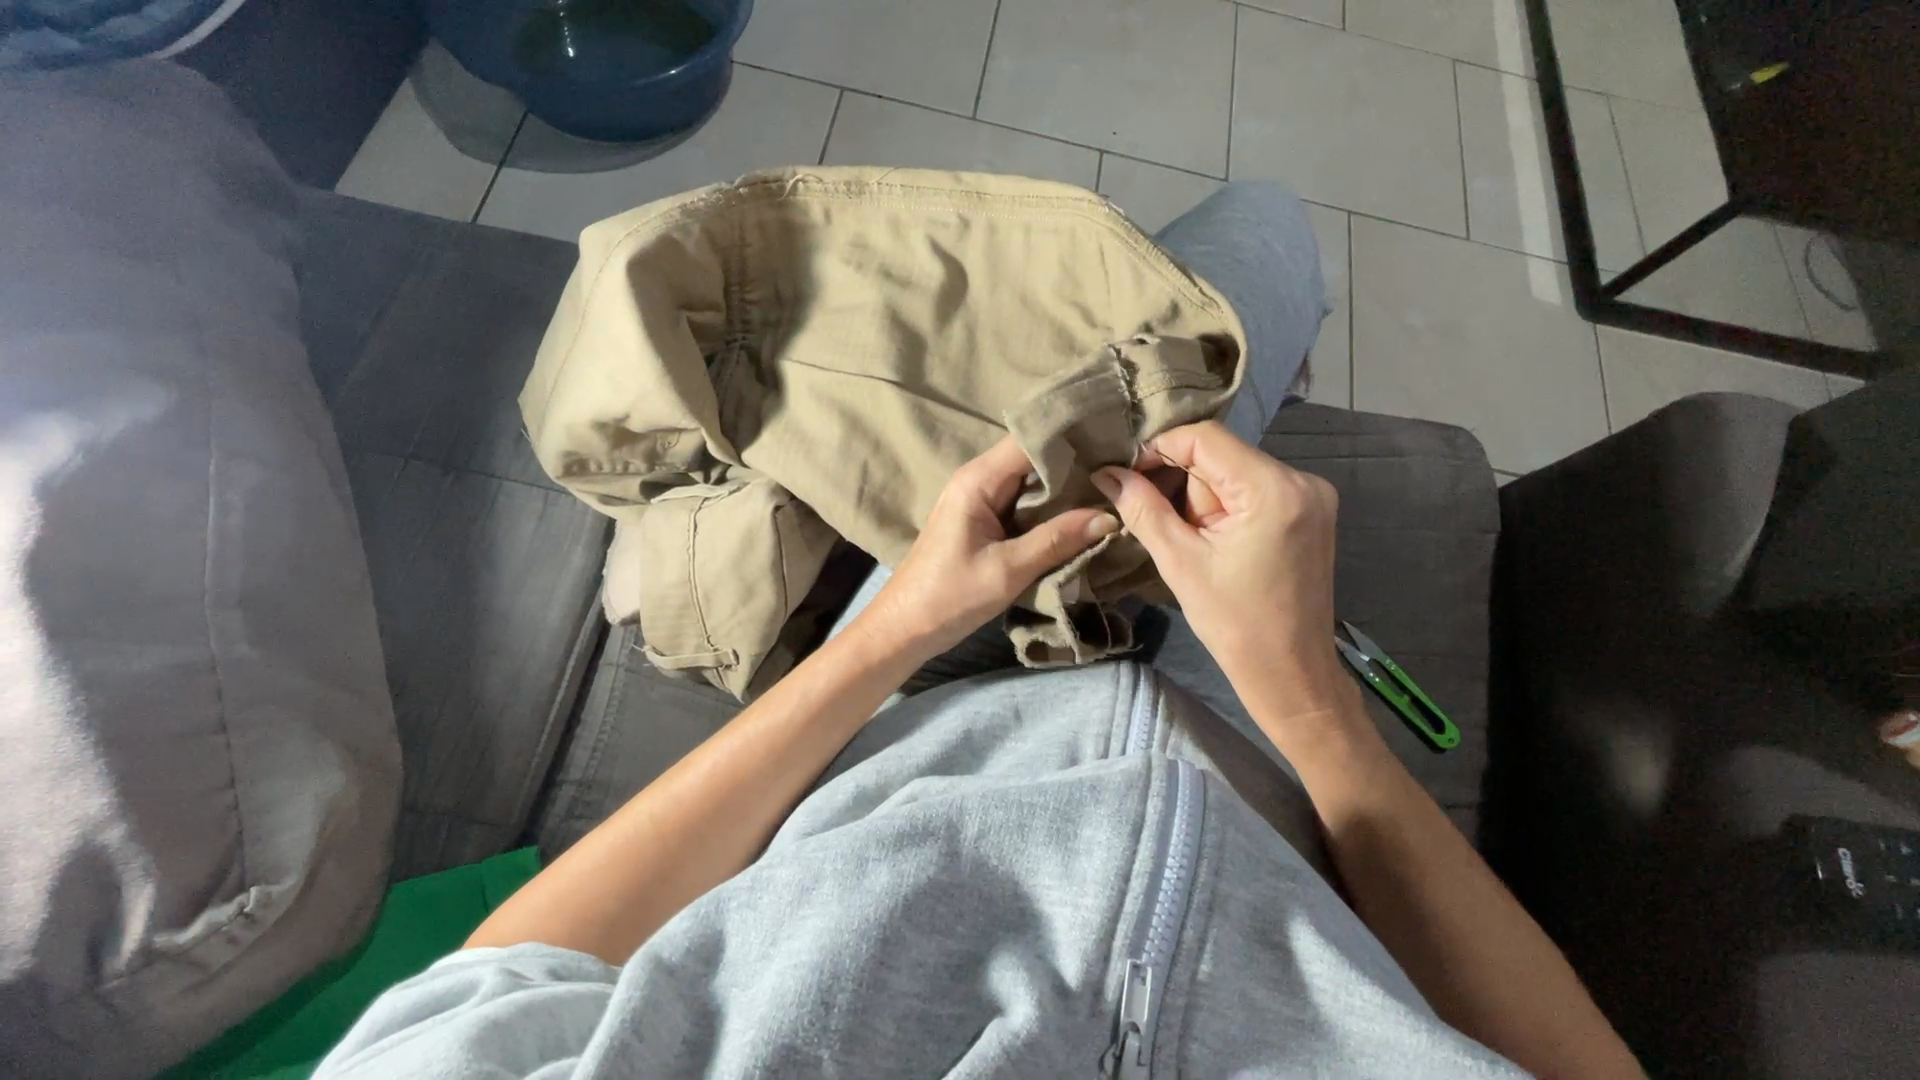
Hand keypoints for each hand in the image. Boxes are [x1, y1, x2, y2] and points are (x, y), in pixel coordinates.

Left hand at [859, 434, 1120, 660]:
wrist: (904, 628)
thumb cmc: (949, 597)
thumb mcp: (1008, 570)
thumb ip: (1058, 540)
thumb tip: (1111, 517)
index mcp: (978, 480)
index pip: (1030, 438)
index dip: (1070, 434)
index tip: (1113, 436)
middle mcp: (978, 479)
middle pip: (1033, 455)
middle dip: (1075, 459)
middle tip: (1123, 463)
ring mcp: (980, 500)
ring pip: (1031, 480)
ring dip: (1066, 484)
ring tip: (1113, 483)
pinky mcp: (984, 521)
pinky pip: (1024, 502)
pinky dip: (1051, 505)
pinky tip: (1083, 511)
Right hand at [1091, 421, 1348, 715]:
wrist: (1290, 671)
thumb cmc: (1234, 623)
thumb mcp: (1179, 562)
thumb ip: (1142, 508)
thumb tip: (1106, 472)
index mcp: (1273, 489)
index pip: (1204, 438)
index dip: (1158, 450)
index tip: (1127, 478)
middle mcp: (1301, 479)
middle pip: (1220, 454)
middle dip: (1180, 482)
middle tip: (1156, 519)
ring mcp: (1310, 494)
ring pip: (1233, 471)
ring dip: (1200, 497)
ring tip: (1188, 540)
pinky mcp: (1308, 510)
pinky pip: (1251, 488)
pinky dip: (1223, 505)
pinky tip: (1211, 539)